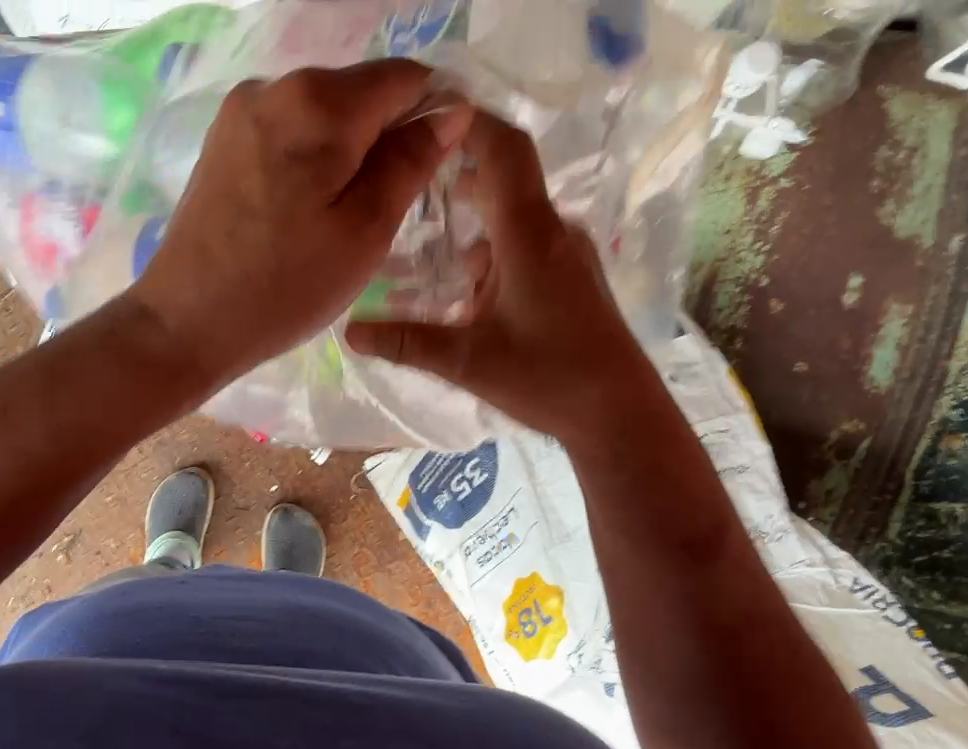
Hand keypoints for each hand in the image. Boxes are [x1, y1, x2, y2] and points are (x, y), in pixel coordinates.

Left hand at [127, 59, 469, 384]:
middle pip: (358, 94)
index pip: (405, 78)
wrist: (184, 324)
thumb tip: (448, 111)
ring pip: (321, 116)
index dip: (431, 116)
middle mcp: (275, 87)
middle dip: (382, 140)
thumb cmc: (283, 288)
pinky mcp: (220, 143)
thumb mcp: (364, 232)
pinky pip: (286, 135)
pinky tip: (297, 213)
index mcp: (318, 102)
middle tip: (375, 213)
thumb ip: (410, 163)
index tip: (427, 173)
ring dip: (343, 154)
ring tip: (332, 221)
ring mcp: (240, 113)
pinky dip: (306, 163)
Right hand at [345, 109, 655, 442]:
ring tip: (421, 247)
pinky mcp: (568, 278)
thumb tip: (350, 332)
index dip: (468, 124)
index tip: (427, 117)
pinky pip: (521, 248)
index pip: (503, 151)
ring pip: (509, 222)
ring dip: (469, 230)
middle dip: (456, 180)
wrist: (617, 411)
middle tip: (405, 189)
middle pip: (502, 182)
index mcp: (528, 236)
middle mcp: (550, 232)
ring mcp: (564, 255)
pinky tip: (459, 291)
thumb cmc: (546, 378)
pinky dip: (488, 256)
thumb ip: (407, 343)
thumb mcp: (466, 362)